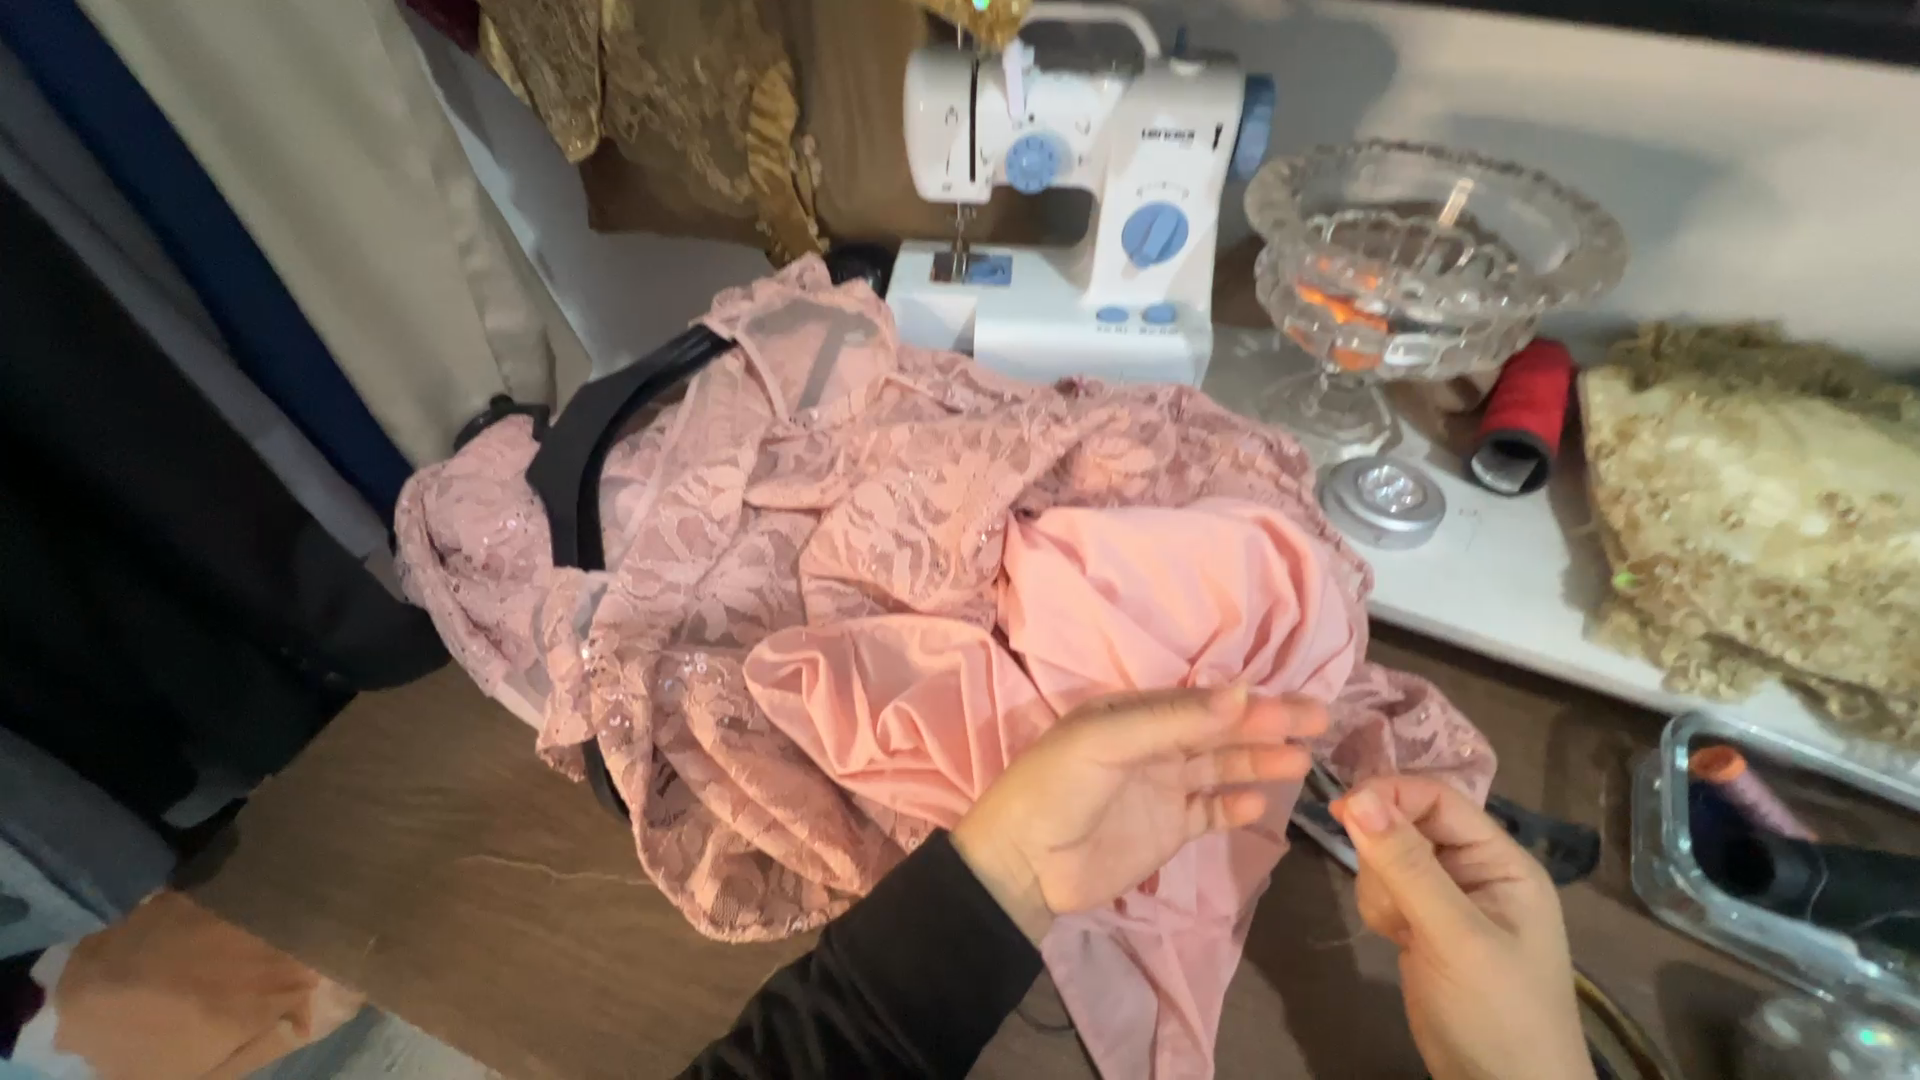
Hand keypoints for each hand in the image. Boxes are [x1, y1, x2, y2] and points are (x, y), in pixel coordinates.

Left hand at [950, 685, 1325, 943]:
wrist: (1025, 862)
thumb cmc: (1057, 787)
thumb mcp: (1107, 741)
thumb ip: (1174, 720)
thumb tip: (1241, 693)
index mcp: (1131, 715)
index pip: (1200, 703)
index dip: (1247, 702)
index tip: (1295, 703)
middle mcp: (1151, 746)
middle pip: (1218, 732)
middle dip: (1266, 726)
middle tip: (1320, 721)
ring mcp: (1161, 788)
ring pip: (1220, 768)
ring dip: (1258, 762)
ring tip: (1300, 760)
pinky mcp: (1167, 829)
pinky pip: (1210, 812)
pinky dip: (1235, 806)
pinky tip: (1260, 802)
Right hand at [1331, 777, 1594, 1079]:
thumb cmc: (1498, 1016)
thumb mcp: (1455, 937)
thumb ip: (1407, 865)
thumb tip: (1355, 795)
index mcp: (1501, 861)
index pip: (1436, 797)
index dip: (1388, 794)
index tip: (1341, 811)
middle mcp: (1474, 869)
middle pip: (1404, 822)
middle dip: (1384, 856)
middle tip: (1394, 902)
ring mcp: (1447, 896)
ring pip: (1385, 854)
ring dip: (1379, 886)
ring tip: (1403, 930)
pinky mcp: (1421, 919)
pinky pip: (1381, 886)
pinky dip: (1378, 907)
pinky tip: (1397, 939)